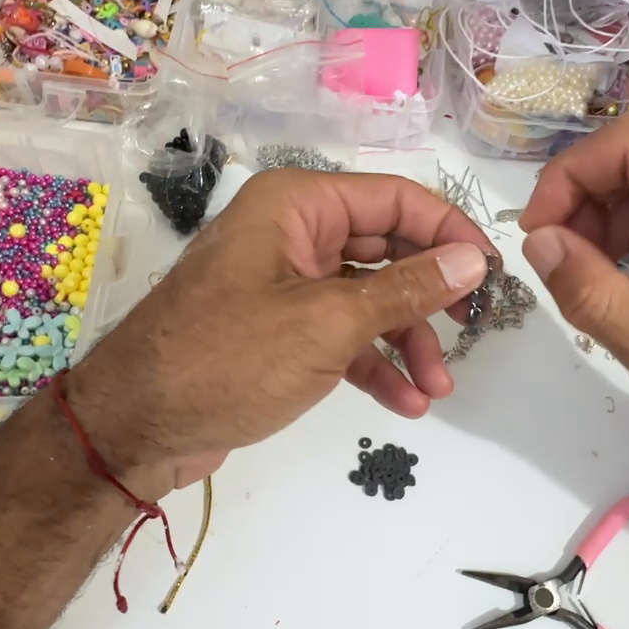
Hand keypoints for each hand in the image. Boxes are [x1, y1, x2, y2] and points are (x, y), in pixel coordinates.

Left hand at [66, 169, 495, 499]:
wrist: (137, 427)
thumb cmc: (230, 358)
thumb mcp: (327, 322)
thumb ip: (406, 289)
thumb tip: (472, 260)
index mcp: (297, 206)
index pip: (394, 200)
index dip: (449, 232)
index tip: (491, 275)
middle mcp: (292, 235)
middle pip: (384, 251)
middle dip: (429, 296)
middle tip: (473, 329)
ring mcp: (283, 286)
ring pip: (366, 300)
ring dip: (406, 341)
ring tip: (439, 388)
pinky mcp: (278, 333)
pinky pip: (340, 336)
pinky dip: (372, 364)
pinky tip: (406, 403)